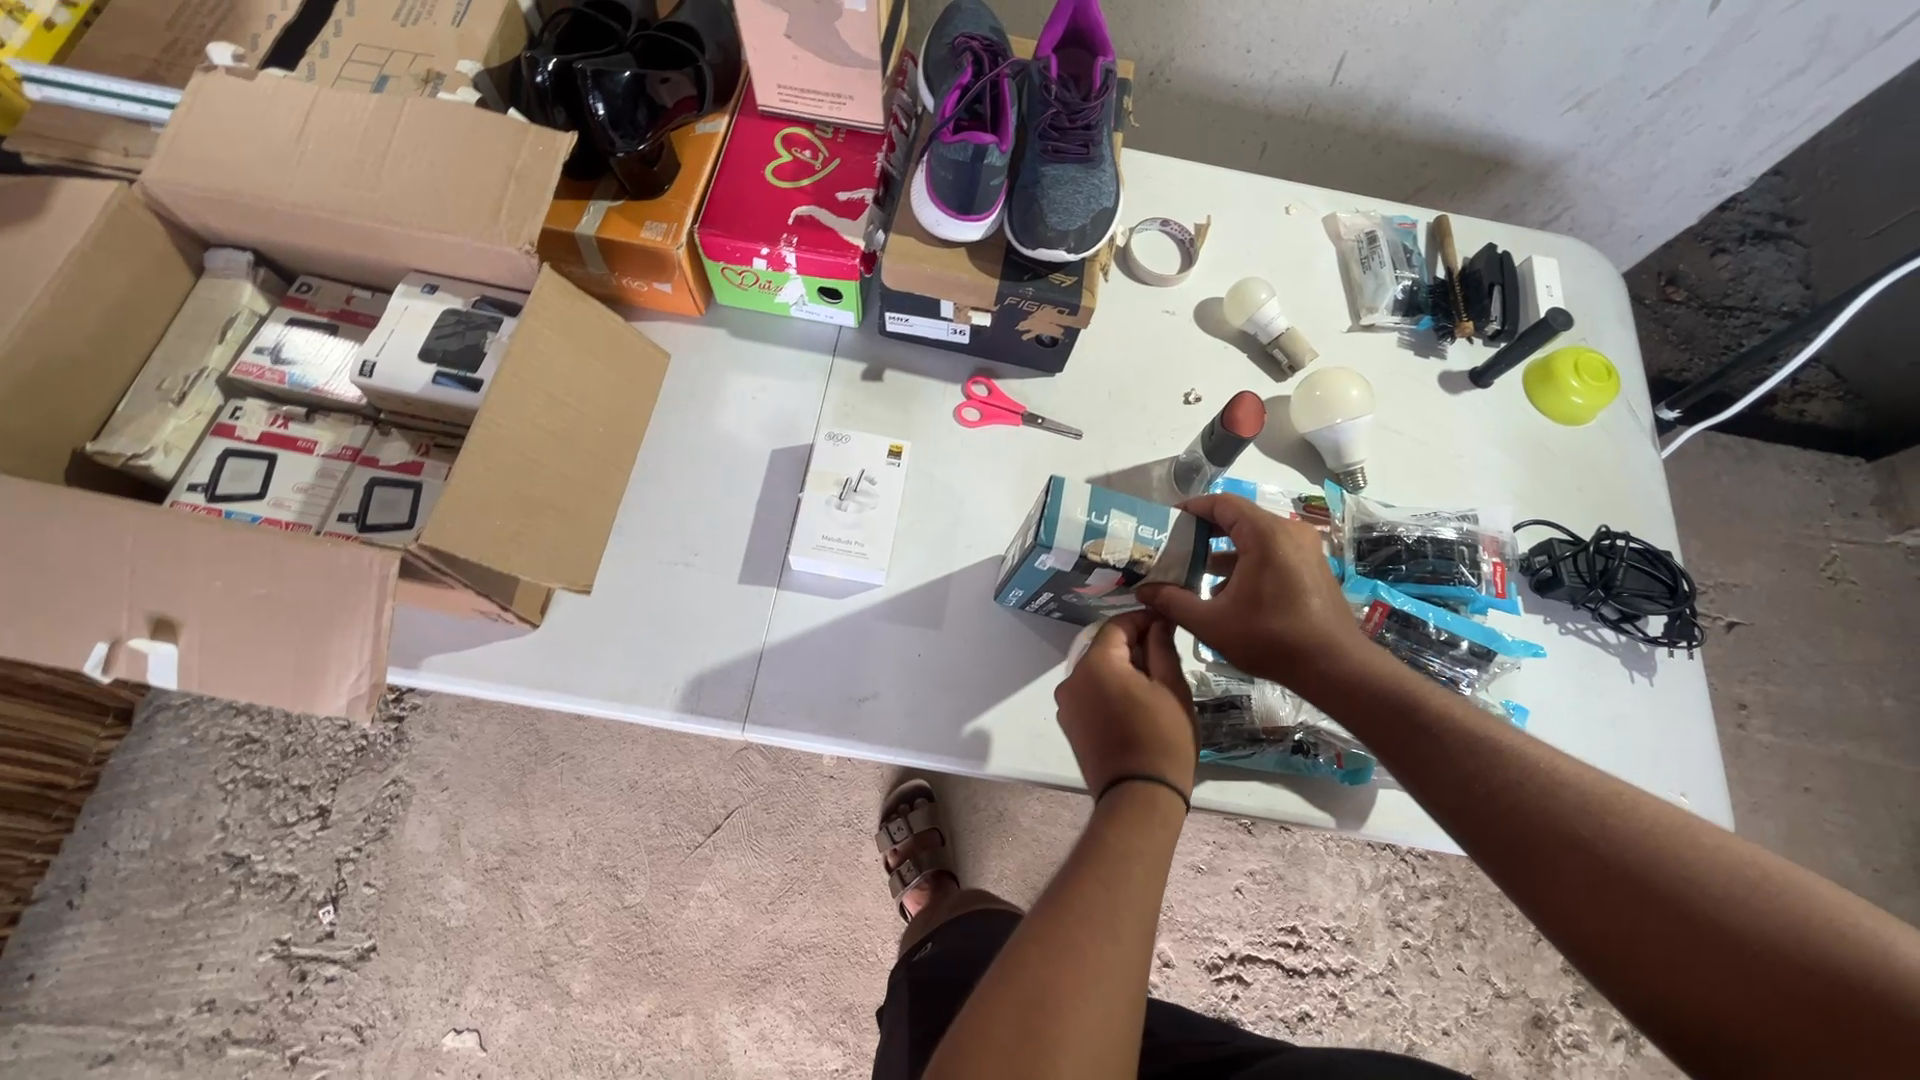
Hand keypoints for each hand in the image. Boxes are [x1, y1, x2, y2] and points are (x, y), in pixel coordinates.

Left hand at [1053, 611, 1197, 798]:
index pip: (1117, 626)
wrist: (1139, 798)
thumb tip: (1158, 623)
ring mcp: (1067, 704)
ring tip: (1154, 680)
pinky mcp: (1070, 724)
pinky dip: (1110, 689)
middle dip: (1133, 645)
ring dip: (1122, 668)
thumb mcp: (1172, 689)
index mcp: (1096, 664)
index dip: (1144, 620)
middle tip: (1166, 652)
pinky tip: (1135, 702)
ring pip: (1096, 671)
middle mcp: (1072, 678)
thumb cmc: (1163, 740)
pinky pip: (1090, 693)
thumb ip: (1162, 648)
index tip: (1167, 623)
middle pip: (1104, 648)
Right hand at [1137, 494, 1369, 688]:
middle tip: (1174, 549)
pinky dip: (1246, 563)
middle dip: (1204, 533)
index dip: (1192, 509)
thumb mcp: (1212, 623)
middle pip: (1239, 519)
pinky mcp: (1312, 567)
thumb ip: (1172, 602)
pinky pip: (1272, 553)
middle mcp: (1288, 532)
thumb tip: (1143, 591)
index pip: (1222, 503)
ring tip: (1194, 574)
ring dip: (1224, 553)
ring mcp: (1305, 549)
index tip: (1167, 523)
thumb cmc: (1271, 638)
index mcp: (1265, 534)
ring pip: (1255, 538)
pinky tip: (1226, 593)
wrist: (1334, 666)